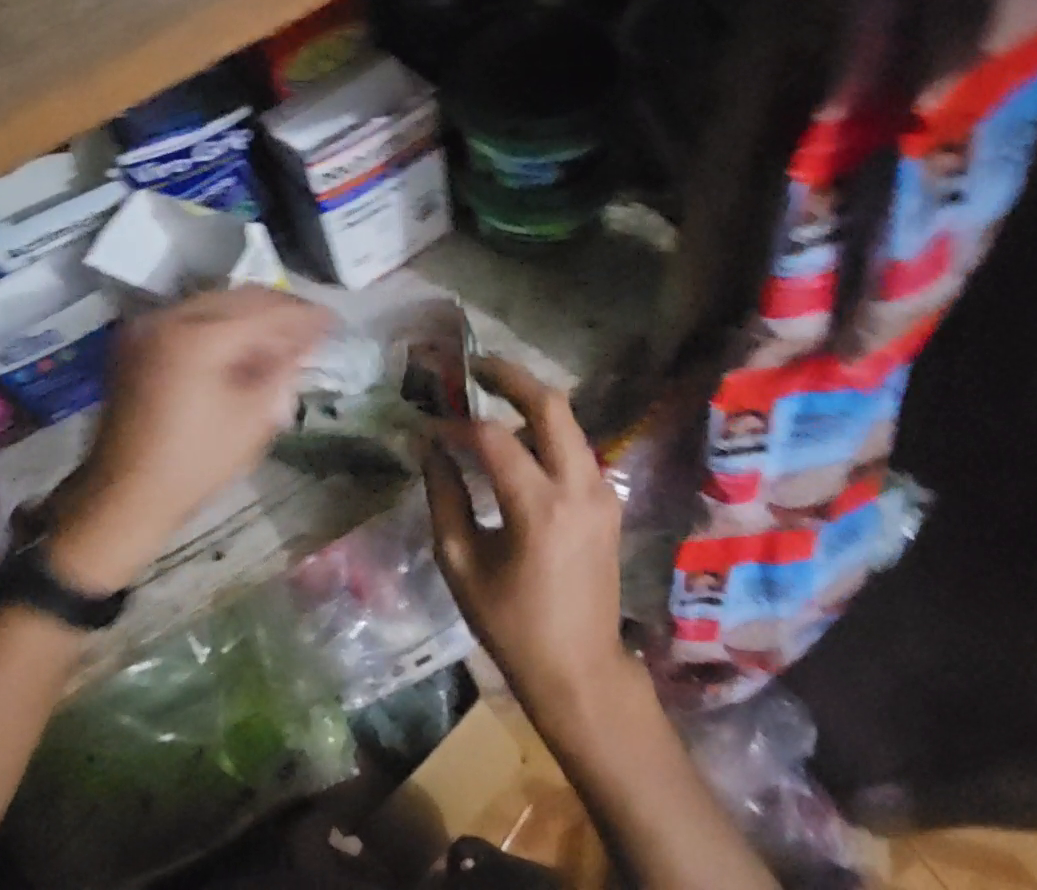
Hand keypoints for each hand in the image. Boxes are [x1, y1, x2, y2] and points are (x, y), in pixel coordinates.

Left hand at [48, 287, 332, 591]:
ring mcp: (147, 327)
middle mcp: (168, 317)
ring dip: (250, 316)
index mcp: (198, 335)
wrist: (125, 494)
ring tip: (281, 338)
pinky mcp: (136, 342)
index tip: (332, 320)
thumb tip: (308, 339)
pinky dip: (220, 325)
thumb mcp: (254, 417)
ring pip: (212, 304)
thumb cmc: (196, 463)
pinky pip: (188, 318)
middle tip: (311, 327)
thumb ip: (284, 367)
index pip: (264, 308)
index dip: (303, 314)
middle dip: (278, 310)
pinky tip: (242, 346)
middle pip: (237, 297)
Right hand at [424, 356, 628, 697]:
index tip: (427, 425)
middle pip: (551, 404)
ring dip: (528, 403)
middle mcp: (580, 487)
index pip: (493, 438)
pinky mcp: (608, 502)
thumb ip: (444, 496)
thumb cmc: (511, 624)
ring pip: (568, 422)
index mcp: (539, 507)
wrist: (580, 668)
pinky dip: (544, 434)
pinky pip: (575, 449)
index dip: (455, 424)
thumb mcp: (461, 563)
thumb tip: (429, 447)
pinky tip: (515, 444)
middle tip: (472, 368)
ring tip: (486, 400)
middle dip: (510, 377)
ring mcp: (602, 492)